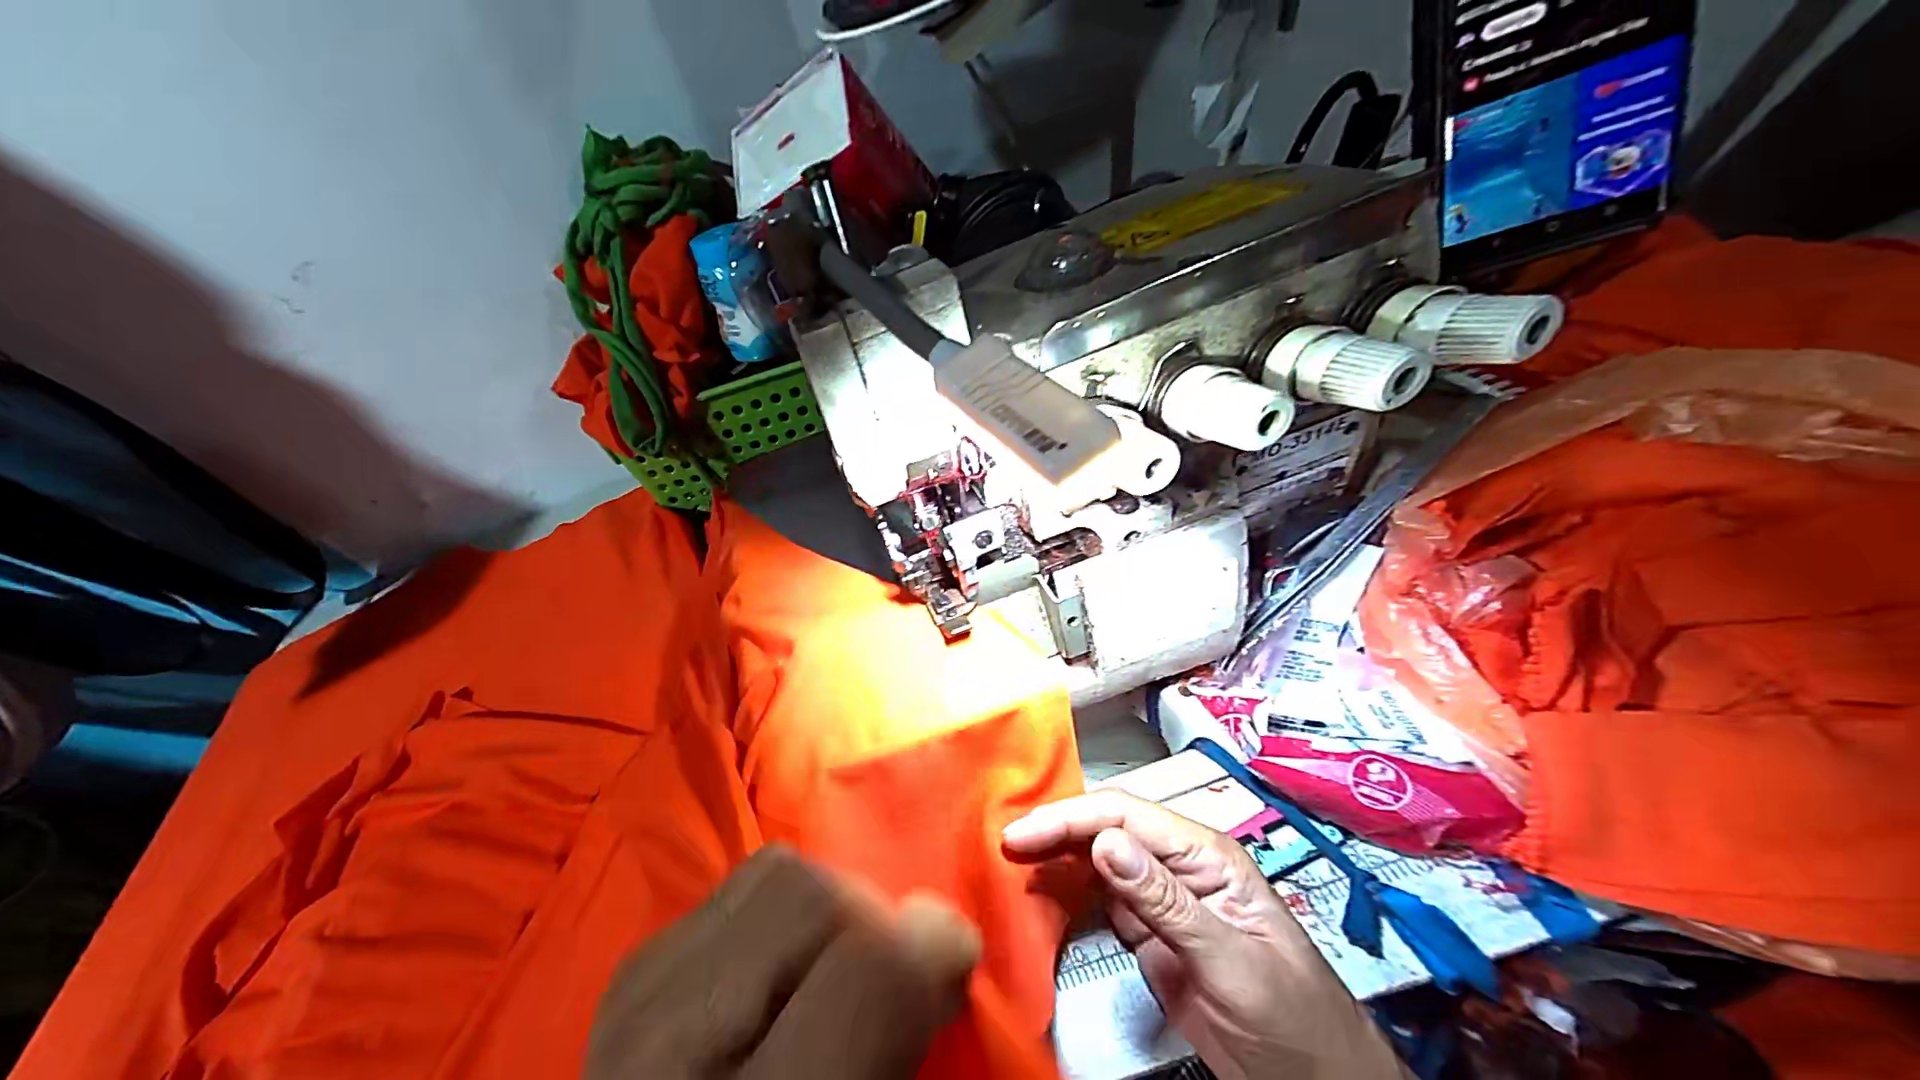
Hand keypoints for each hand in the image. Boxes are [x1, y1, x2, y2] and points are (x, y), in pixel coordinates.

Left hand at [587, 847, 979, 1079]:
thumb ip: (897, 1019)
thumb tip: (946, 935)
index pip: (868, 963)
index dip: (931, 943)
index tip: (954, 957)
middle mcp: (678, 1046)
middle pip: (818, 894)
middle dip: (873, 918)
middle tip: (887, 972)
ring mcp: (641, 997)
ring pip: (777, 870)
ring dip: (827, 904)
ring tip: (829, 963)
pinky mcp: (634, 969)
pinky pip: (739, 884)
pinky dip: (781, 909)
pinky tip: (777, 967)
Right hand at [1004, 791, 1405, 1079]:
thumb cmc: (1293, 1018)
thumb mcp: (1232, 959)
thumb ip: (1169, 901)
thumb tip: (1105, 842)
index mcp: (1204, 854)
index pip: (1126, 815)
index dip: (1070, 819)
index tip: (1023, 835)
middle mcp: (1178, 865)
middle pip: (1107, 830)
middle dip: (1057, 831)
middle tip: (1006, 844)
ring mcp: (1162, 899)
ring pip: (1098, 862)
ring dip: (1057, 858)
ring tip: (1013, 862)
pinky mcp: (1150, 933)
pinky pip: (1101, 901)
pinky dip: (1068, 893)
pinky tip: (1042, 892)